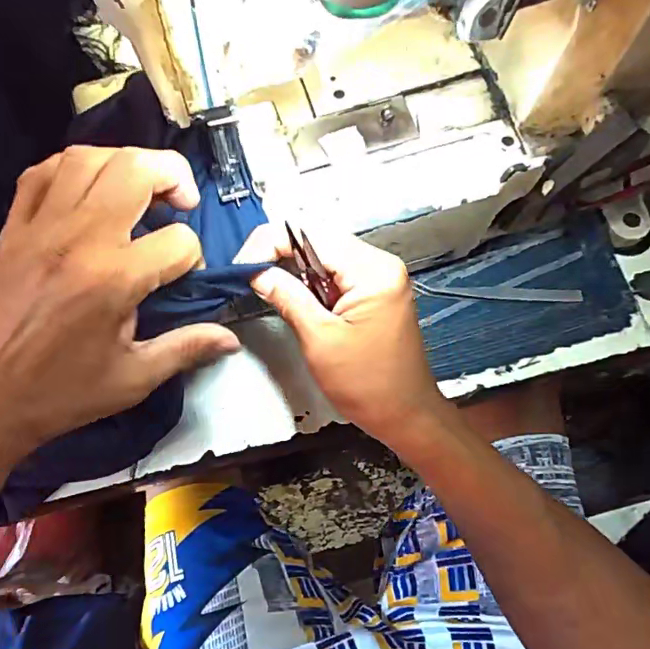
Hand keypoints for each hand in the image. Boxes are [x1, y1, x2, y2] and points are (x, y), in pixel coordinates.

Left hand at [0, 146, 241, 468]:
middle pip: (136, 169)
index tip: (185, 280)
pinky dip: (70, 169)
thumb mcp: (131, 379)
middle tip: (182, 203)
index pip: (179, 241)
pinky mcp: (10, 229)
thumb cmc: (57, 394)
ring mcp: (39, 226)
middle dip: (173, 176)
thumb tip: (230, 339)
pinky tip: (85, 191)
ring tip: (137, 189)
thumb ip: (185, 348)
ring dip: (123, 163)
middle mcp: (79, 236)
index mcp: (114, 278)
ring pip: (87, 158)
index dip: (194, 259)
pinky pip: (41, 173)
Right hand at [236, 223, 447, 442]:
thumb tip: (259, 272)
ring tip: (266, 286)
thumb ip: (288, 298)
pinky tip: (293, 296)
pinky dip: (309, 282)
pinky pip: (335, 274)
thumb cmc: (368, 385)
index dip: (270, 243)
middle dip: (279, 253)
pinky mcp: (373, 293)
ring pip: (324, 255)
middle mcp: (380, 265)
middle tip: (250, 275)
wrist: (405, 415)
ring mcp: (379, 278)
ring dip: (292, 268)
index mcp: (372, 271)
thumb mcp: (319, 340)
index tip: (245, 265)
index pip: (312, 233)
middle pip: (318, 238)